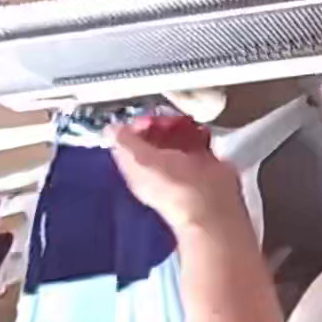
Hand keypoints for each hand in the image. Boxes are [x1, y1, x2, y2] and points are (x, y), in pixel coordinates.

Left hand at [110, 115, 250, 237]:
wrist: (211, 202)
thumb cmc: (175, 184)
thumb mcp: (142, 162)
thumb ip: (126, 143)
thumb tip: (110, 128)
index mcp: (138, 167)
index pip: (130, 141)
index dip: (137, 126)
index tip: (150, 118)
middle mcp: (157, 164)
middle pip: (153, 136)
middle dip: (161, 123)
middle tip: (172, 121)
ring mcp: (181, 162)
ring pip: (176, 135)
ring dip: (181, 125)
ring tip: (189, 124)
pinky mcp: (203, 159)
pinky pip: (198, 138)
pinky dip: (199, 131)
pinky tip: (202, 131)